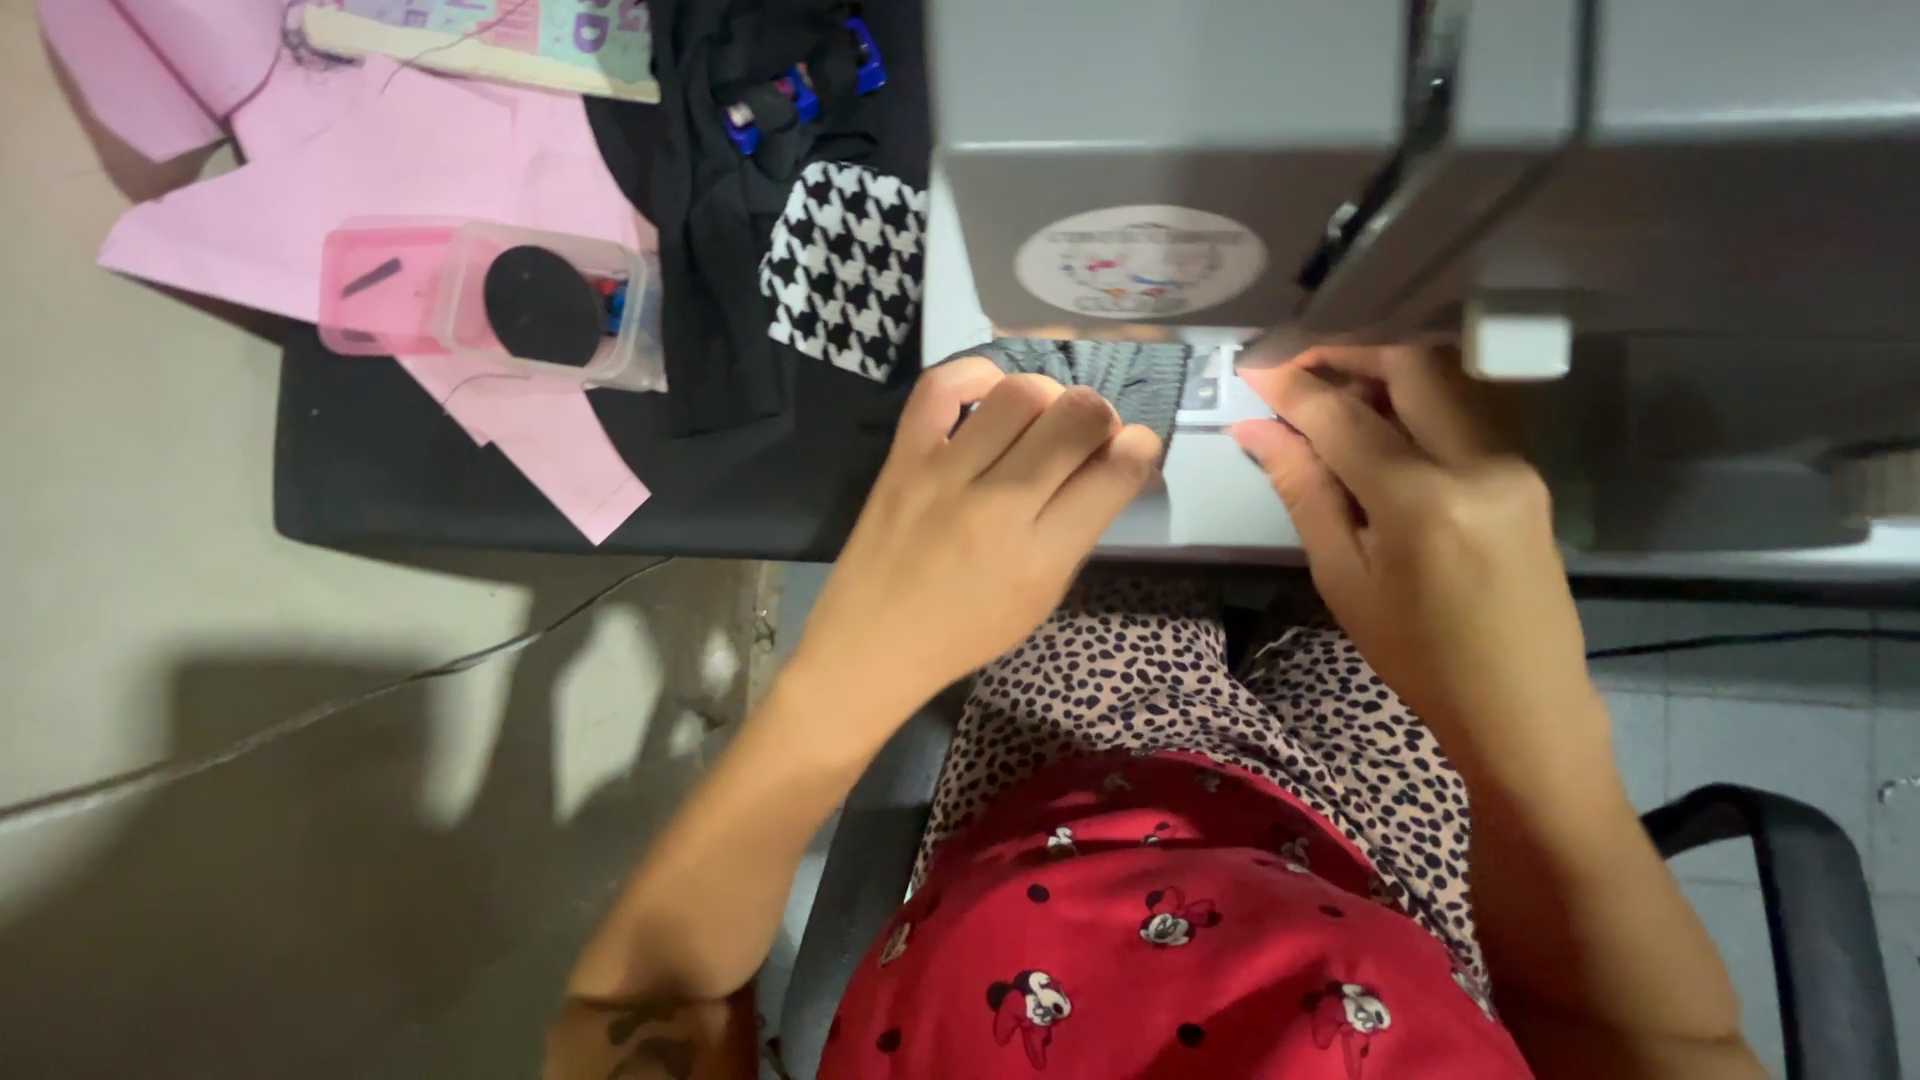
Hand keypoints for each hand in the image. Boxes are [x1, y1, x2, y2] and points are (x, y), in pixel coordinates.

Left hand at [792, 357, 1160, 724]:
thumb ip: (1078, 529)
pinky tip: (991, 393)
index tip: (1133, 448)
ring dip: (1048, 395)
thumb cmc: (965, 631)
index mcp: (1041, 557)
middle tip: (1086, 435)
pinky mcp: (902, 458)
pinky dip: (976, 374)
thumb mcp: (1040, 597)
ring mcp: (944, 477)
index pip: (1115, 474)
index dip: (1140, 448)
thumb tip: (1116, 461)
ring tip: (1040, 419)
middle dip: (1100, 416)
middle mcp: (997, 508)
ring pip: (1020, 395)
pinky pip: (940, 388)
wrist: (872, 643)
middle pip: (1076, 419)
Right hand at [1232, 346, 1600, 768]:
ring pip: (1443, 384)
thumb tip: (1257, 431)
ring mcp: (1513, 464)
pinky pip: (1461, 416)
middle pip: (1411, 367)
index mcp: (1421, 500)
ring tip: (1330, 401)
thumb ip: (1303, 491)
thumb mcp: (1342, 577)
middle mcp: (1478, 463)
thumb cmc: (1414, 653)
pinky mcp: (1526, 474)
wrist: (1521, 702)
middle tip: (1295, 371)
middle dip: (1347, 354)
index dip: (1292, 387)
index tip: (1254, 368)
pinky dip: (1412, 407)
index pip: (1343, 416)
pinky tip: (1378, 434)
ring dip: (1383, 375)